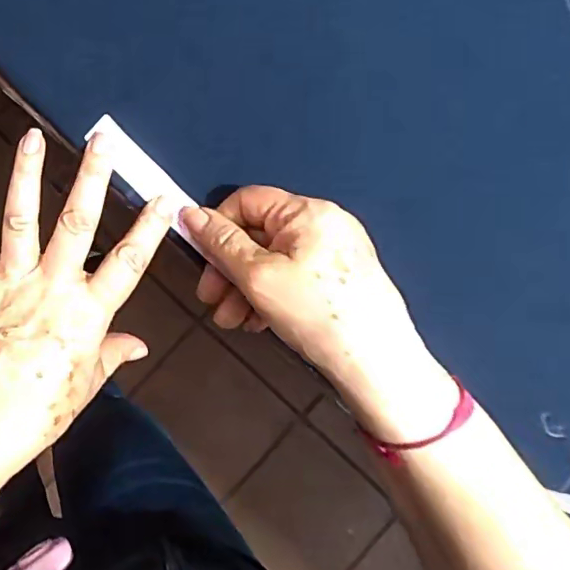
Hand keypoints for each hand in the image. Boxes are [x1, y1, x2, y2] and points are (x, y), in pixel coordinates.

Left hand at [0, 129, 175, 498]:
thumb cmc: (39, 409)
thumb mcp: (86, 384)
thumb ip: (111, 355)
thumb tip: (138, 344)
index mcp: (86, 314)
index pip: (127, 263)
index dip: (146, 228)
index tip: (159, 196)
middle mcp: (51, 288)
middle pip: (77, 224)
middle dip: (91, 177)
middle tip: (101, 141)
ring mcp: (11, 282)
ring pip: (21, 218)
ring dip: (26, 175)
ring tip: (32, 139)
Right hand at [180, 188, 457, 442]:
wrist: (378, 367)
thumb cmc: (326, 319)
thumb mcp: (255, 275)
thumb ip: (219, 242)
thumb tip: (192, 215)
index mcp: (309, 214)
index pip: (245, 201)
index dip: (217, 228)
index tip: (202, 255)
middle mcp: (324, 226)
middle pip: (254, 234)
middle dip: (226, 268)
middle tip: (211, 294)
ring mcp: (333, 252)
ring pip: (267, 259)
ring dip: (241, 287)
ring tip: (231, 317)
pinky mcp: (336, 278)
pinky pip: (287, 275)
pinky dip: (265, 294)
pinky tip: (255, 319)